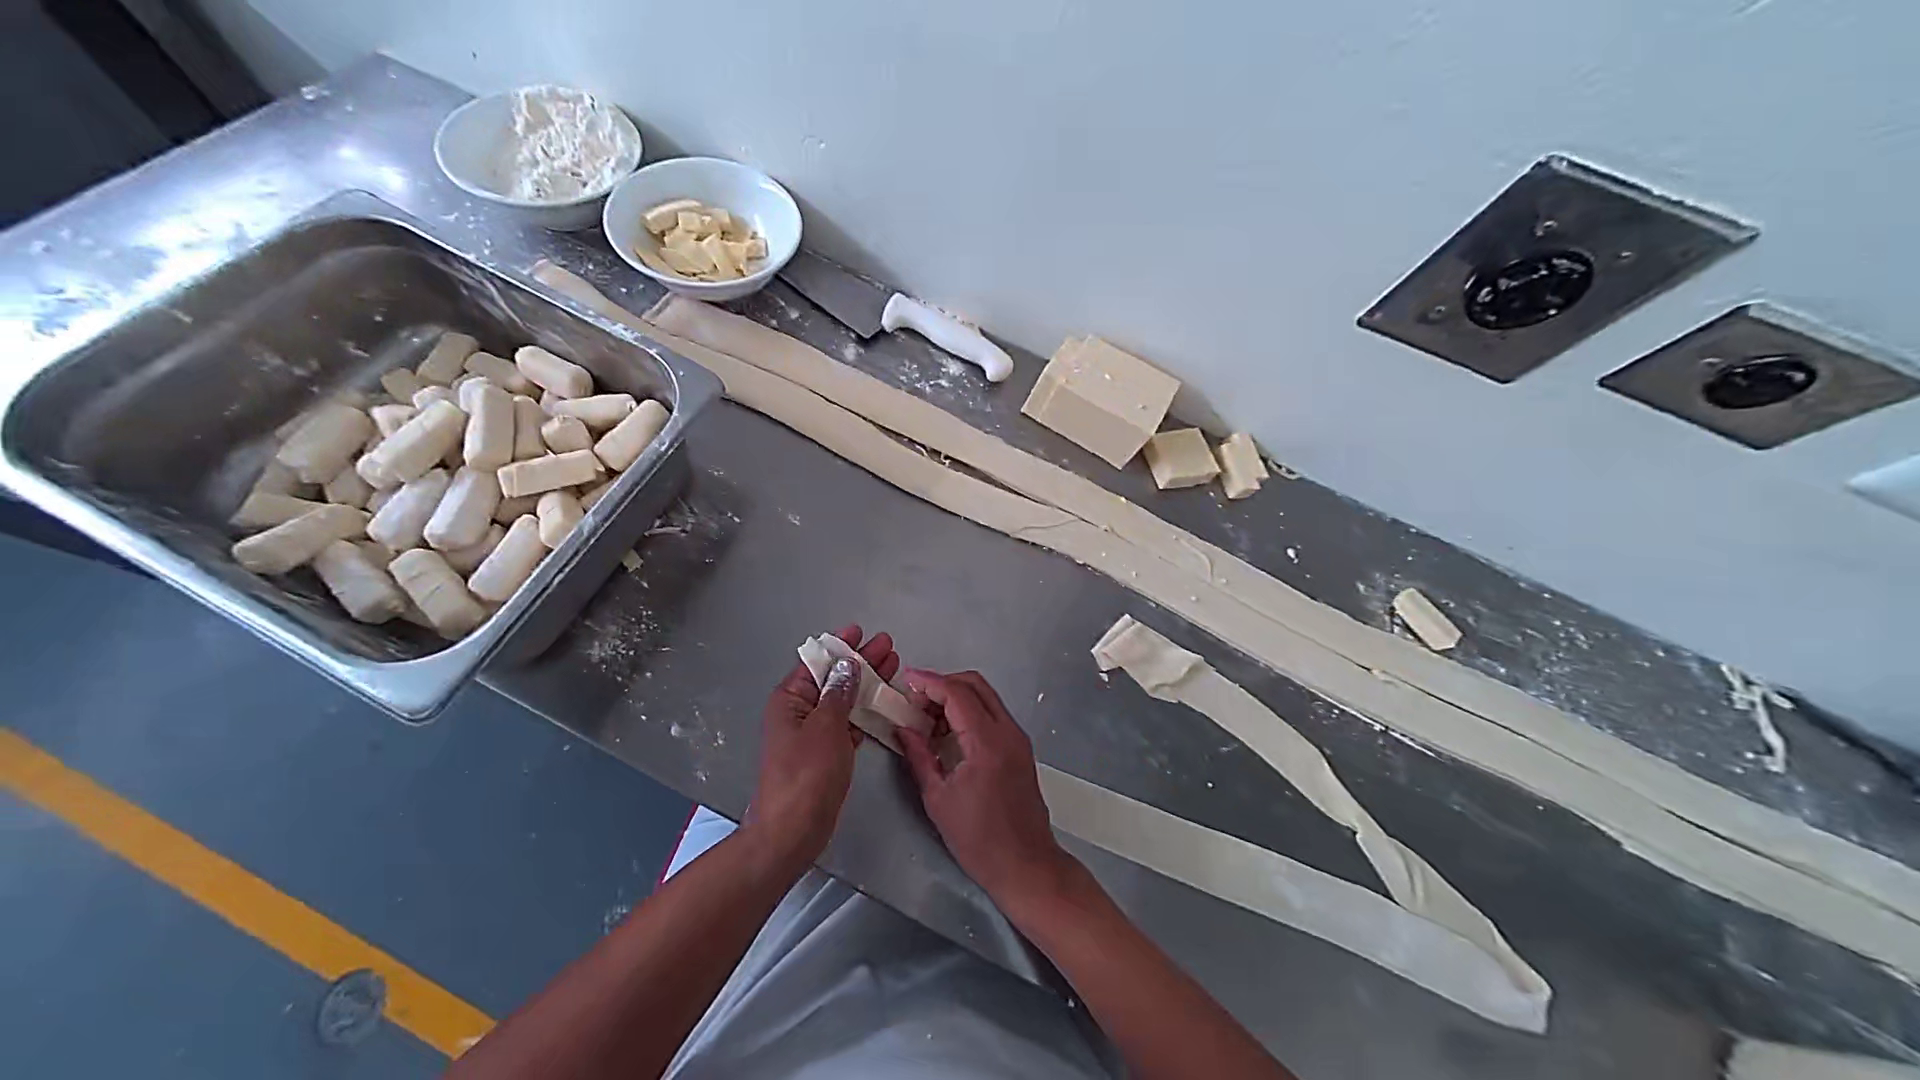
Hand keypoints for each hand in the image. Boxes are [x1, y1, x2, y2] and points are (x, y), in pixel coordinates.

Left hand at [749, 625, 897, 868]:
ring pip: (844, 700)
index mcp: (790, 700)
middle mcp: (799, 712)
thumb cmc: (805, 774)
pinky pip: (849, 723)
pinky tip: (883, 702)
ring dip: (867, 684)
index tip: (860, 631)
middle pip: (834, 678)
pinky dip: (865, 711)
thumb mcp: (825, 726)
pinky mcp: (827, 753)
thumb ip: (839, 693)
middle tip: (887, 646)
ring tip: (892, 666)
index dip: (840, 646)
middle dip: (861, 661)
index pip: (817, 663)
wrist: (793, 830)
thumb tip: (848, 665)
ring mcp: (813, 734)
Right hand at [897, 670, 1079, 910]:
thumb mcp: (938, 799)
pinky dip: (969, 711)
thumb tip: (904, 729)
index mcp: (987, 743)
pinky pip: (993, 714)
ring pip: (986, 696)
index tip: (906, 681)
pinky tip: (948, 731)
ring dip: (956, 696)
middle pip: (975, 685)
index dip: (928, 682)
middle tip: (915, 699)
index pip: (956, 694)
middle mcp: (1008, 732)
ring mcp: (1018, 738)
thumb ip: (919, 757)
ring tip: (927, 717)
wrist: (1026, 865)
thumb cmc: (979, 840)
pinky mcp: (1020, 748)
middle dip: (942, 684)